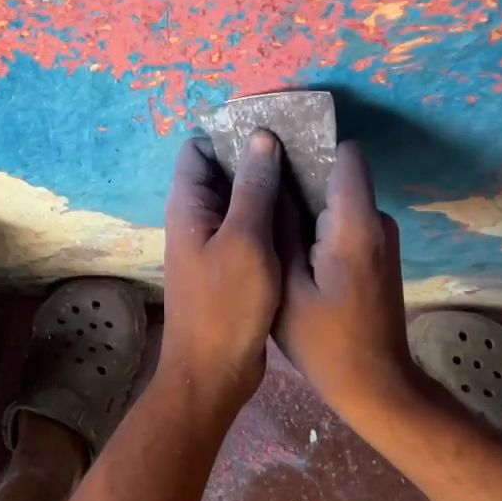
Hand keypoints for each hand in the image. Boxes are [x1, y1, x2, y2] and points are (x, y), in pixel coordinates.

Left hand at [161, 131, 285, 411]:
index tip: (276, 131)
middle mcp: (195, 216)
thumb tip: (261, 137)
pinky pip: (248, 226)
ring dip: (268, 188)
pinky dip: (271, 216)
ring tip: (313, 177)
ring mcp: (211, 240)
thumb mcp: (245, 241)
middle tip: (306, 151)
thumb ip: (253, 188)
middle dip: (258, 158)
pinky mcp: (229, 262)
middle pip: (223, 171)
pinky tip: (305, 215)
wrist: (213, 369)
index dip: (232, 135)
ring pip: (239, 200)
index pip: (200, 150)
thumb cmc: (226, 305)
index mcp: (188, 204)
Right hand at [273, 141, 422, 421]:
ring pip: (335, 196)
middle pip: (335, 172)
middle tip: (250, 187)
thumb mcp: (285, 283)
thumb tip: (266, 175)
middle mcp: (376, 221)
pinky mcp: (375, 251)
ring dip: (302, 200)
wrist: (374, 385)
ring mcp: (380, 236)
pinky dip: (313, 220)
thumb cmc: (324, 340)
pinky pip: (340, 217)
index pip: (344, 154)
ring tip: (260, 214)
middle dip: (295, 173)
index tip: (269, 150)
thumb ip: (277, 225)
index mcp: (355, 224)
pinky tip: (282, 240)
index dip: (308, 144)